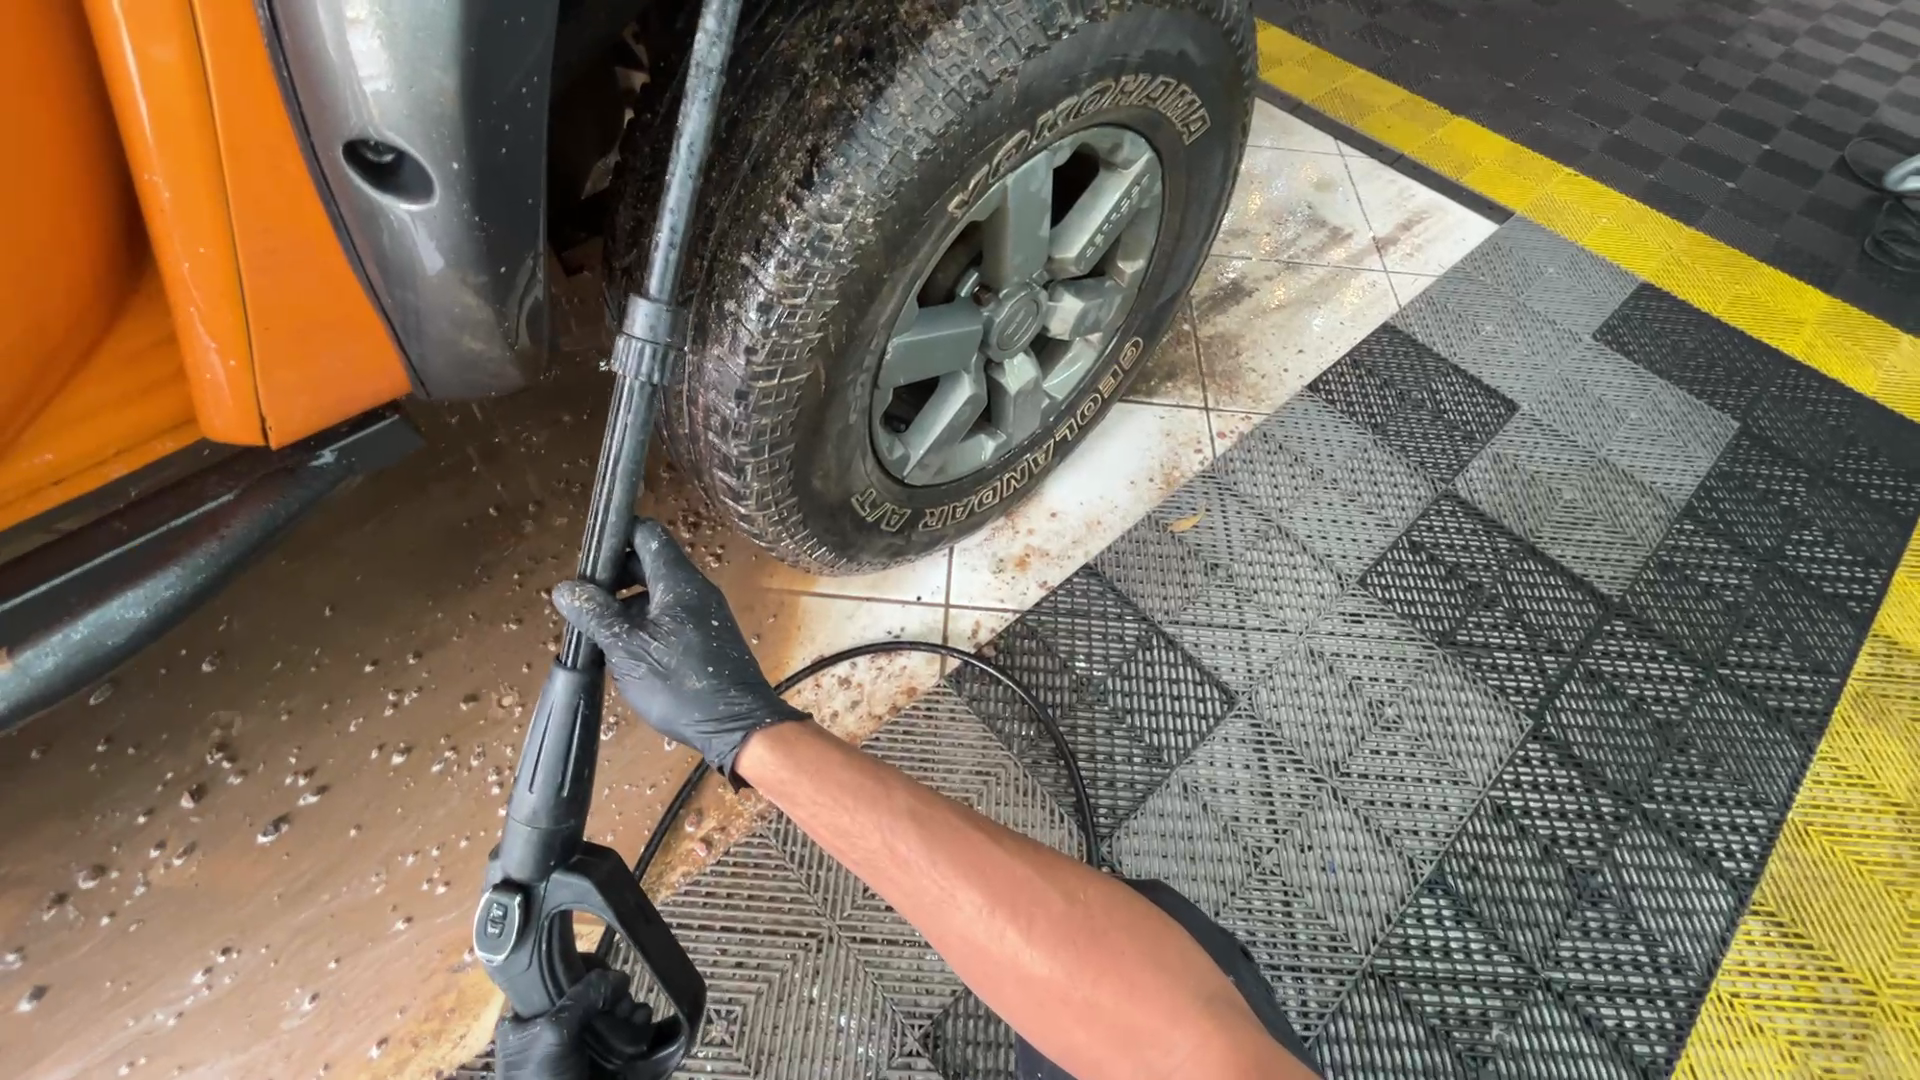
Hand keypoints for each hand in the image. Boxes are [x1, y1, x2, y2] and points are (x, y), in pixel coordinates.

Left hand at [495, 968, 645, 1079]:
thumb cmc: (542, 1079)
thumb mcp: (553, 1032)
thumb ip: (583, 996)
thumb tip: (619, 978)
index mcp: (530, 1016)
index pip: (558, 974)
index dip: (581, 967)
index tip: (600, 970)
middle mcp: (557, 1024)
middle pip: (593, 989)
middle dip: (611, 992)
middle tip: (617, 1003)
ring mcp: (584, 1041)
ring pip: (614, 1006)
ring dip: (628, 1006)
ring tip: (632, 1016)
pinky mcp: (607, 1054)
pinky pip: (629, 1026)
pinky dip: (639, 1020)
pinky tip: (642, 1022)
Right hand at [552, 518, 807, 782]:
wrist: (736, 723)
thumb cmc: (681, 683)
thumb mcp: (627, 649)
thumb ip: (597, 614)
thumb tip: (566, 587)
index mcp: (679, 581)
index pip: (647, 534)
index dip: (616, 536)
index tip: (586, 556)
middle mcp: (695, 590)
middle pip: (649, 564)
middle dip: (613, 576)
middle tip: (582, 600)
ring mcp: (703, 613)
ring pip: (657, 593)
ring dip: (625, 604)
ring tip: (596, 629)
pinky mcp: (705, 637)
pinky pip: (668, 616)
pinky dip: (642, 623)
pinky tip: (623, 649)